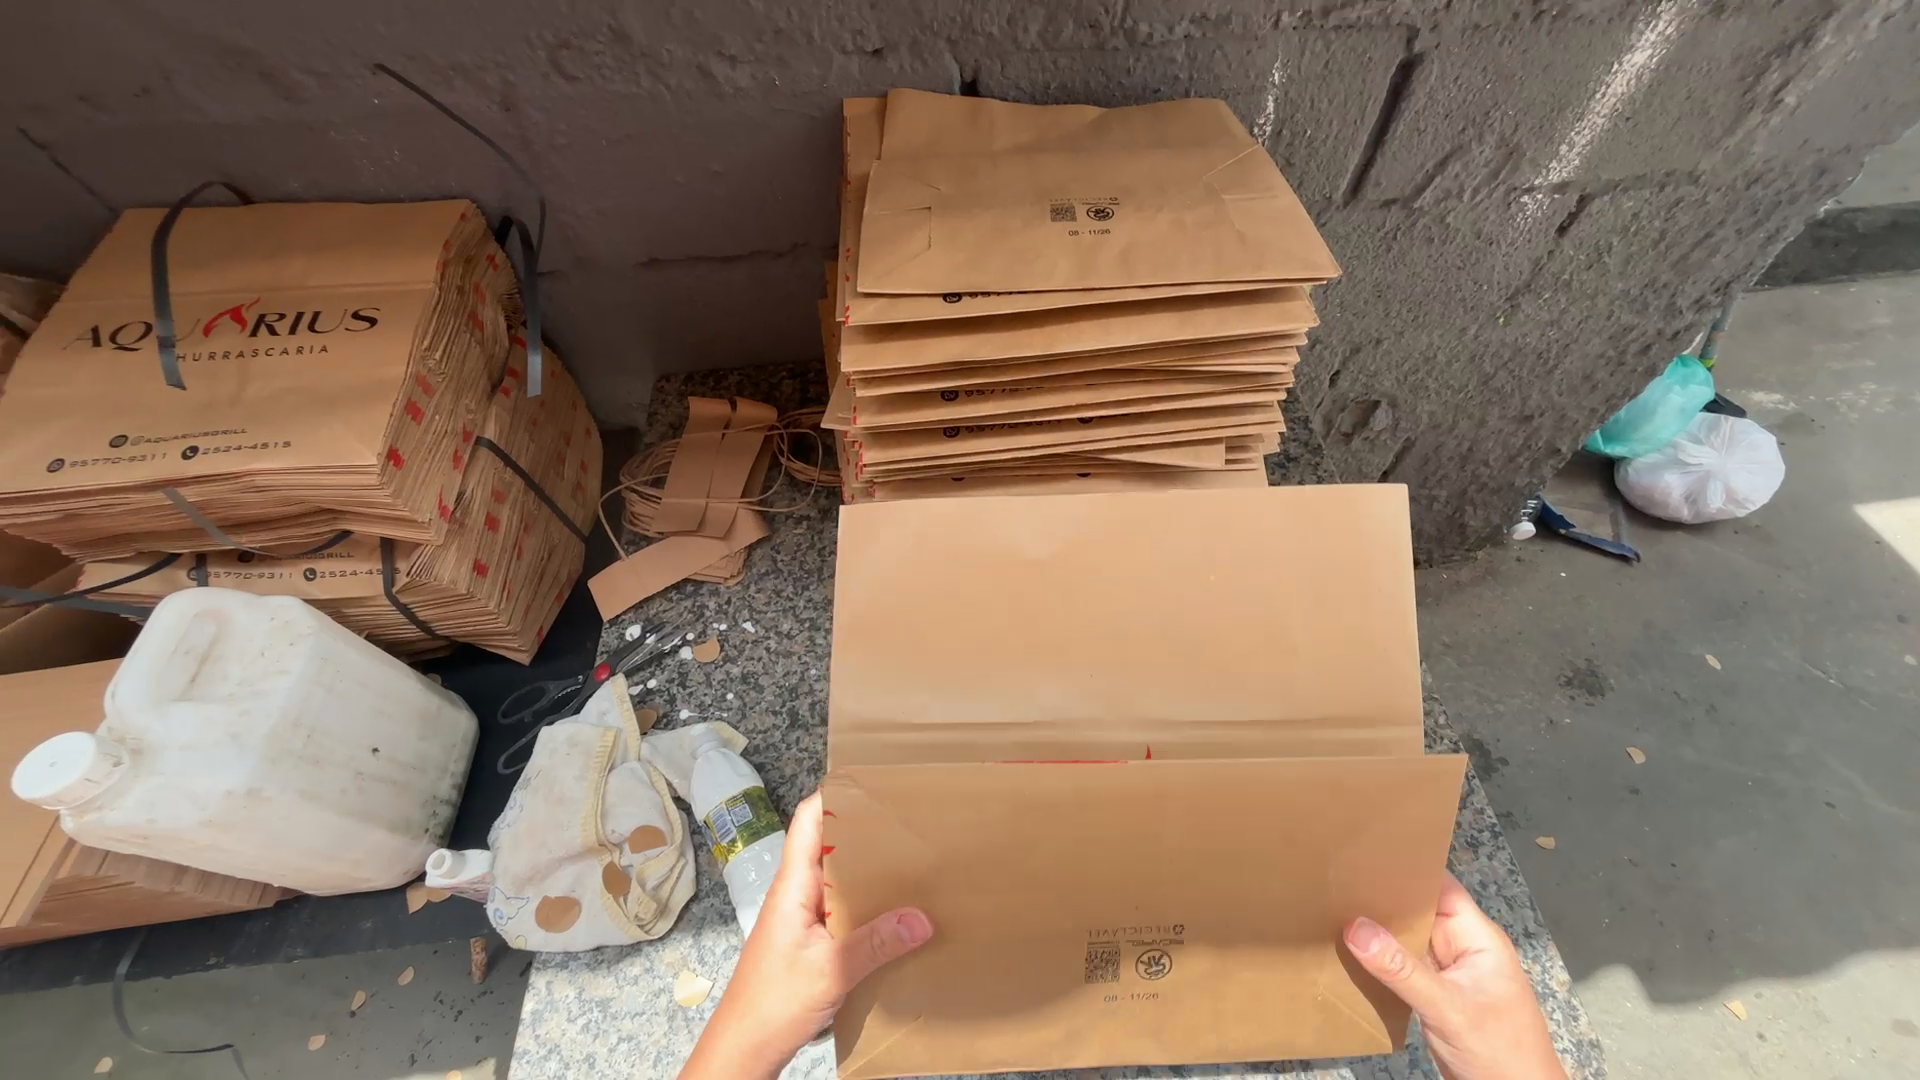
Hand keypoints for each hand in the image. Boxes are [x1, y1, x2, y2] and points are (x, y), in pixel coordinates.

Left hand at [680, 792, 932, 1079]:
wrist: (742, 1052)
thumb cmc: (772, 1003)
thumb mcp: (830, 971)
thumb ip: (876, 943)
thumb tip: (923, 917)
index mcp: (793, 883)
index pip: (809, 819)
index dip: (835, 794)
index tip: (873, 782)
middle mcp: (797, 891)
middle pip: (829, 843)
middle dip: (864, 829)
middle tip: (907, 820)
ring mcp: (802, 916)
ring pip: (838, 877)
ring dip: (867, 868)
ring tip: (910, 861)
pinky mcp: (810, 941)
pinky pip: (842, 907)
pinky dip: (866, 902)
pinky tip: (894, 913)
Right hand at [1344, 874, 1566, 1079]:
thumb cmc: (1500, 1053)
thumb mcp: (1449, 1010)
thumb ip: (1402, 969)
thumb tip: (1353, 926)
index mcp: (1477, 937)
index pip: (1438, 885)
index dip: (1405, 865)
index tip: (1361, 850)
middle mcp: (1460, 946)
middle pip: (1416, 907)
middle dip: (1380, 893)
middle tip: (1333, 875)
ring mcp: (1446, 970)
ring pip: (1405, 934)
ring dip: (1376, 925)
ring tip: (1330, 902)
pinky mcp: (1432, 991)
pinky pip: (1400, 960)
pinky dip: (1377, 953)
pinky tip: (1347, 945)